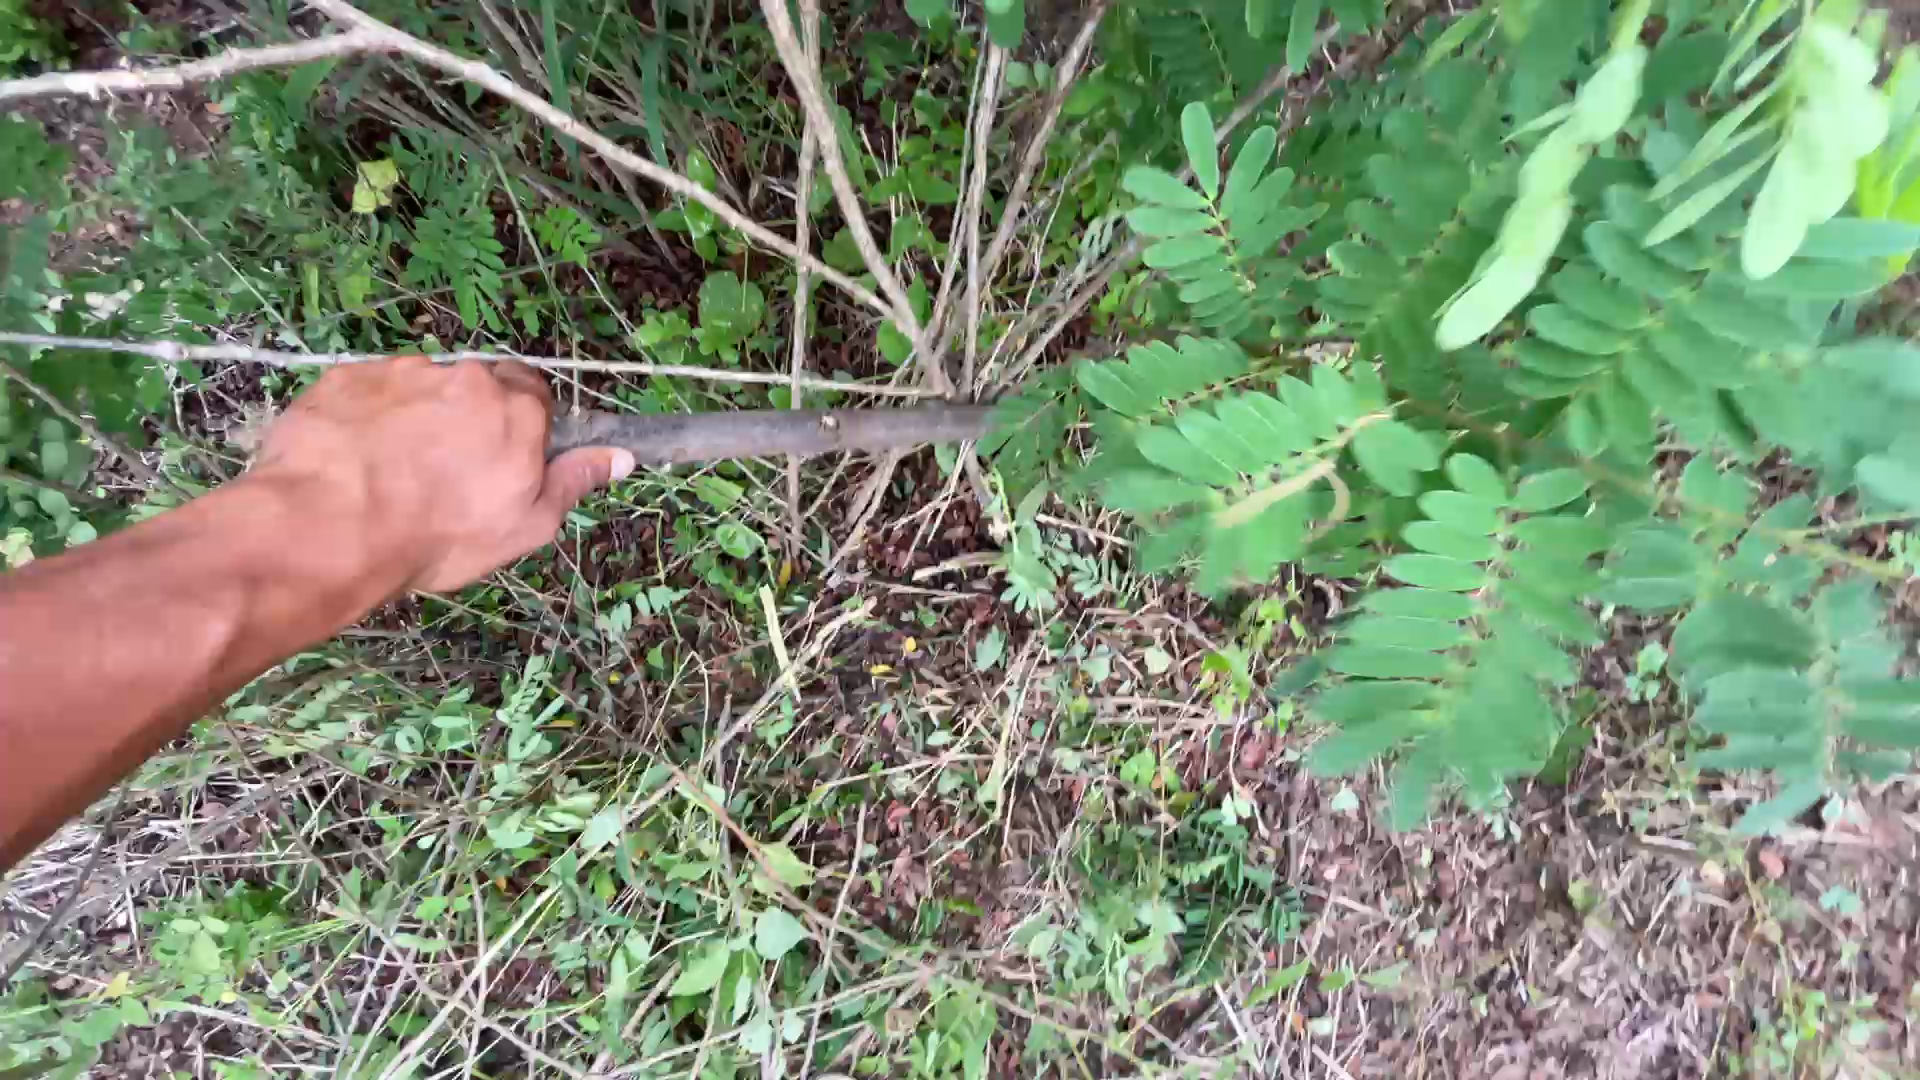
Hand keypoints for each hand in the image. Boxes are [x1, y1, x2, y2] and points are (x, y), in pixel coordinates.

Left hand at [250, 357, 633, 591]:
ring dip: (421, 415)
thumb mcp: (529, 523)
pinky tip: (360, 455)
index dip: (522, 422)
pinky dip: (372, 415)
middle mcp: (465, 377)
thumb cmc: (444, 534)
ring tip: (396, 466)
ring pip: (423, 387)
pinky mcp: (344, 377)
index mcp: (517, 409)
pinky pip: (371, 389)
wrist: (329, 529)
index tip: (506, 454)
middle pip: (478, 386)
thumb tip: (622, 456)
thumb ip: (575, 480)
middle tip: (451, 467)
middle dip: (471, 416)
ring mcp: (401, 372)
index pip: (533, 391)